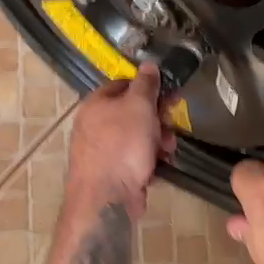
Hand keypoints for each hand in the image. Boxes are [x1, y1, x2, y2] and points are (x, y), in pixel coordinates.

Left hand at [64, 63, 176, 215]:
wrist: (107, 198)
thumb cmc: (122, 146)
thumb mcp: (139, 107)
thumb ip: (146, 85)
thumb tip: (148, 64)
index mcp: (96, 104)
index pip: (124, 84)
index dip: (148, 88)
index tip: (168, 96)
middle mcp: (94, 125)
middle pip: (132, 113)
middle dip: (157, 120)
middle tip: (169, 127)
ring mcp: (101, 151)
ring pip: (137, 137)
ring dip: (157, 142)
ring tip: (166, 151)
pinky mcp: (111, 172)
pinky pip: (134, 159)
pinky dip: (148, 161)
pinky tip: (157, 168)